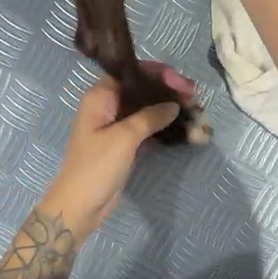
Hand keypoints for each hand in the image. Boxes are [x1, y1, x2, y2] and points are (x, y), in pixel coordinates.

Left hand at [37, 65, 192, 232]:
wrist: (80, 205)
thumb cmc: (96, 167)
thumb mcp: (124, 137)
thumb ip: (150, 116)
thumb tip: (174, 105)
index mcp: (101, 96)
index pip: (134, 73)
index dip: (161, 75)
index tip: (185, 86)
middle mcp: (108, 107)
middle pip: (143, 91)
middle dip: (170, 94)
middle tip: (197, 102)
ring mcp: (117, 127)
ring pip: (148, 112)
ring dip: (171, 113)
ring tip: (197, 117)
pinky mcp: (125, 146)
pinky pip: (148, 131)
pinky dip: (165, 130)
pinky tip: (186, 131)